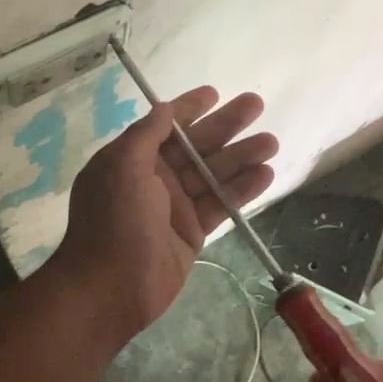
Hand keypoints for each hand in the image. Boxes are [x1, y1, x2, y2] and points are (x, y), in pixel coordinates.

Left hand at [46, 86, 276, 337]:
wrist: (111, 287)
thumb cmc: (113, 220)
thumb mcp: (121, 167)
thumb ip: (145, 136)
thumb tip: (163, 110)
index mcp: (131, 159)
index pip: (164, 125)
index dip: (188, 109)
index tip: (214, 93)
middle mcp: (153, 178)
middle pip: (195, 145)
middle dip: (225, 125)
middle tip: (257, 104)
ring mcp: (174, 206)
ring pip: (212, 173)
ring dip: (241, 156)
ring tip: (271, 141)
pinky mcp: (192, 232)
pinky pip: (220, 204)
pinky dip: (241, 190)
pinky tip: (265, 174)